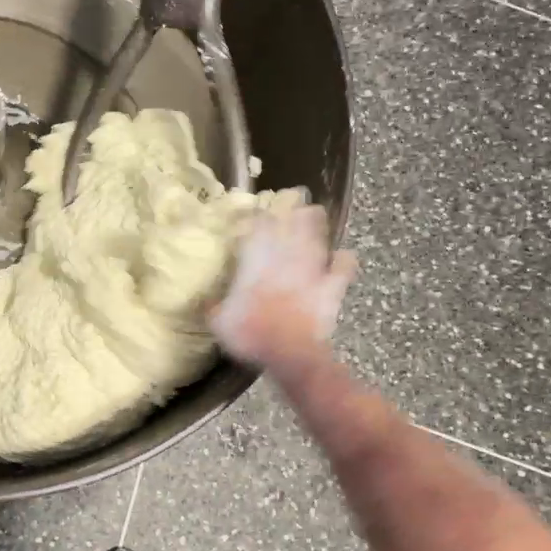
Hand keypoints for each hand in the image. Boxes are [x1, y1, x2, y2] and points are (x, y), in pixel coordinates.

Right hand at [211, 205, 355, 368]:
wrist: (289, 352)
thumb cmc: (252, 335)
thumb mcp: (221, 323)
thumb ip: (215, 308)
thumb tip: (206, 302)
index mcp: (256, 266)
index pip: (257, 234)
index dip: (257, 220)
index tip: (257, 211)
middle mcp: (284, 263)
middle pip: (289, 231)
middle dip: (290, 213)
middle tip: (293, 198)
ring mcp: (310, 274)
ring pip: (314, 242)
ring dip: (315, 226)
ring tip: (315, 212)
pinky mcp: (330, 290)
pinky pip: (341, 271)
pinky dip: (344, 261)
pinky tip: (345, 254)